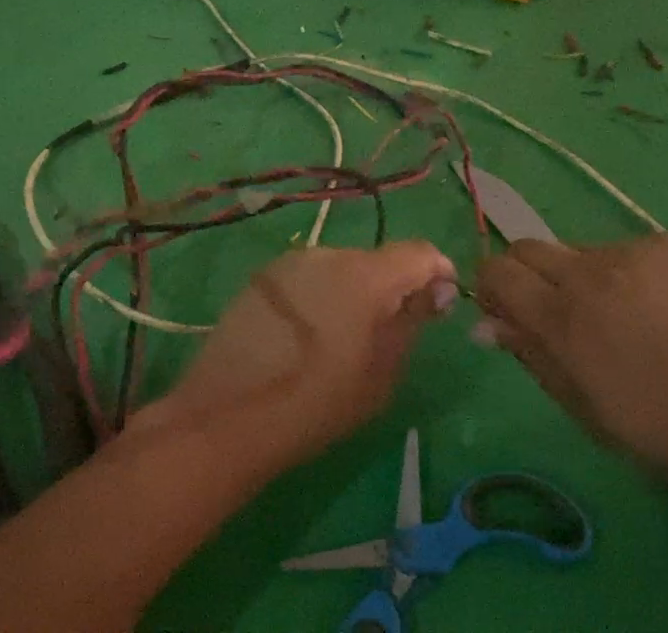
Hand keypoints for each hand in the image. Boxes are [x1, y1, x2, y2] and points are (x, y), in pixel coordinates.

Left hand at [135, 241, 457, 465]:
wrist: (229, 415)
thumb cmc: (319, 403)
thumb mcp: (382, 372)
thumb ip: (412, 322)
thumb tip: (436, 290)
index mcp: (364, 274)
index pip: (418, 252)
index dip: (437, 273)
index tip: (437, 305)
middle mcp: (326, 254)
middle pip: (376, 260)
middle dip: (390, 288)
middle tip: (385, 334)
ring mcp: (288, 263)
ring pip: (339, 268)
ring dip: (351, 293)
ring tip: (340, 341)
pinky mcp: (260, 278)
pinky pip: (306, 279)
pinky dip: (318, 298)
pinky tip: (305, 339)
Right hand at [474, 233, 667, 498]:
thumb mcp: (594, 412)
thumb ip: (535, 358)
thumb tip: (488, 325)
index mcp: (565, 317)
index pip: (497, 272)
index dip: (490, 288)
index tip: (504, 314)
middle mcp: (592, 270)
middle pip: (530, 248)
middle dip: (528, 277)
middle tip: (557, 318)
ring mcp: (640, 250)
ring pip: (585, 254)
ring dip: (587, 281)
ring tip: (634, 326)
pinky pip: (635, 254)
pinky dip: (635, 278)